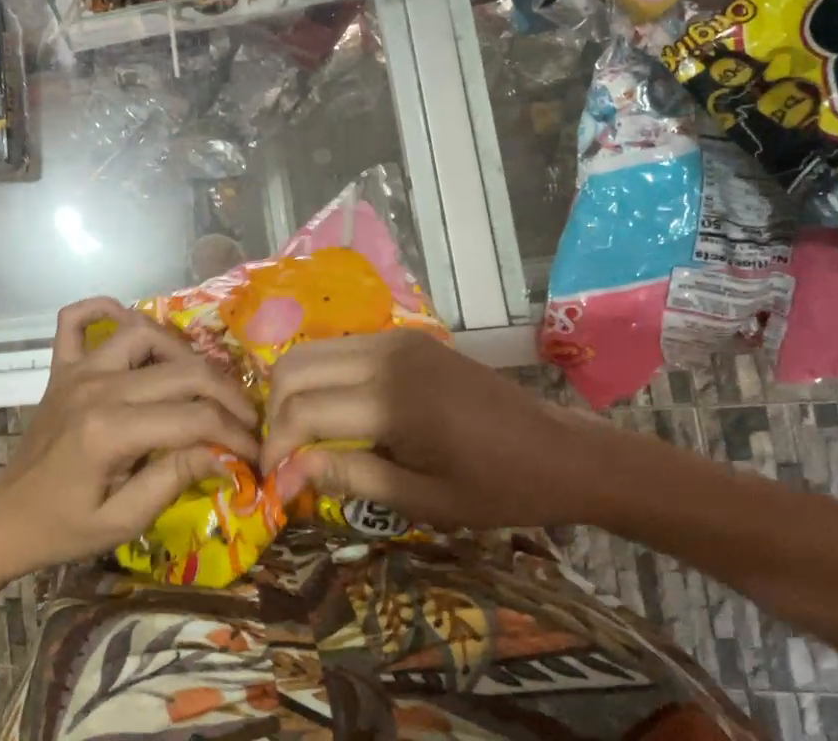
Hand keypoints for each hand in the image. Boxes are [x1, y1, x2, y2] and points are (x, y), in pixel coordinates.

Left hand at [0, 298, 259, 584]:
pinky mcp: (60, 369)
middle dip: (225, 394)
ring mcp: (75, 372)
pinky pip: (74, 319)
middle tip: (245, 420)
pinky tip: (128, 325)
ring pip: (140, 331)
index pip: (194, 417)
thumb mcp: (124, 520)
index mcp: (110, 430)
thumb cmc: (64, 528)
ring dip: (179, 350)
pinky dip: (102, 310)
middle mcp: (95, 387)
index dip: (235, 434)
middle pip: (180, 370)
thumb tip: (225, 453)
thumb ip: (174, 479)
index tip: (256, 454)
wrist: (7, 518)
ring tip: (200, 383)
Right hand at [260, 329, 603, 528]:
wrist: (566, 452)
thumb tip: (287, 472)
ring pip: (309, 353)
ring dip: (292, 391)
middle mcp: (386, 356)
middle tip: (283, 452)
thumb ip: (350, 478)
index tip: (272, 478)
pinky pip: (337, 350)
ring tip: (301, 433)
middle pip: (293, 369)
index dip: (277, 445)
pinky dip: (318, 377)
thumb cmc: (501, 488)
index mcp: (395, 402)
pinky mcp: (402, 337)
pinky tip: (330, 410)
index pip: (303, 412)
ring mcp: (394, 340)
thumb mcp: (425, 500)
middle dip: (275, 412)